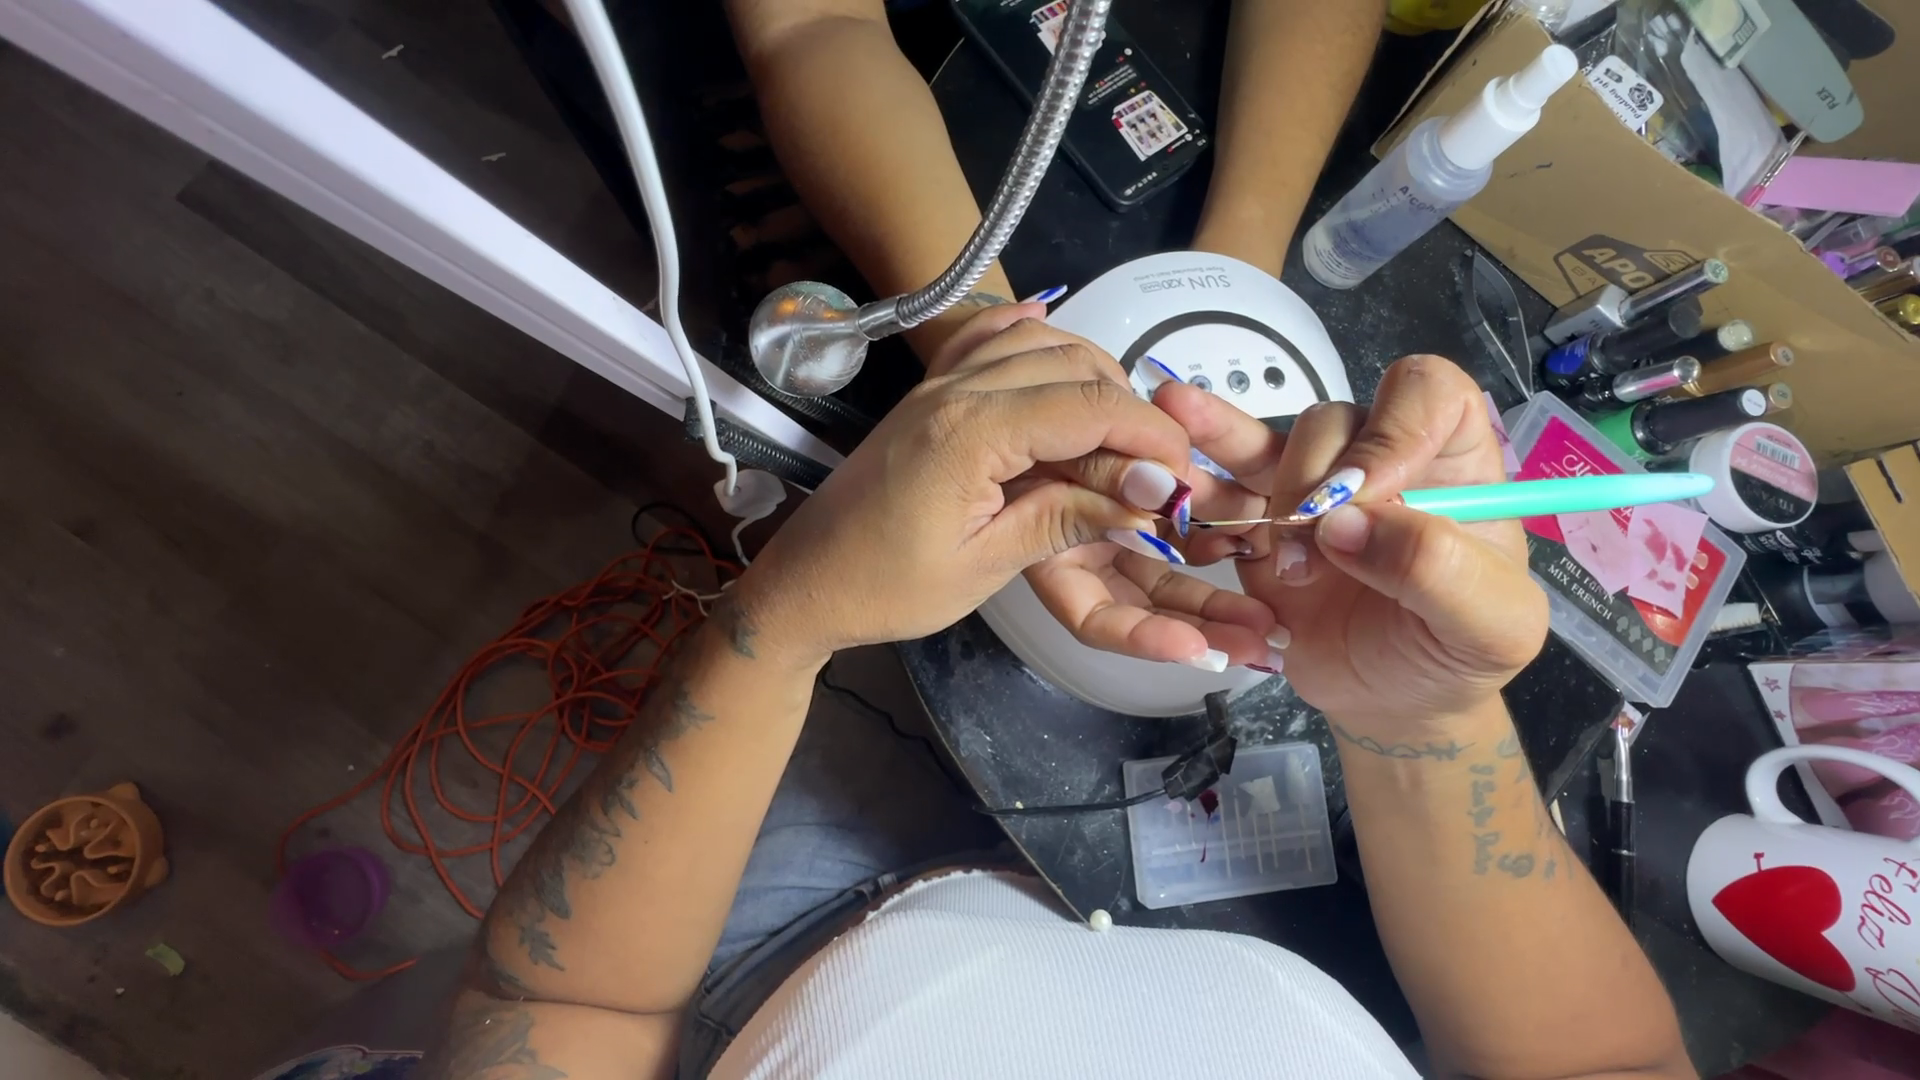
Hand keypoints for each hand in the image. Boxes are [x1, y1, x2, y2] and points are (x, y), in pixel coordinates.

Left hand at [735, 309, 1200, 663]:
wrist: (807, 581)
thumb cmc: (888, 587)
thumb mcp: (984, 565)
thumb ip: (1066, 518)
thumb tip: (1148, 498)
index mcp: (972, 433)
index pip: (1088, 407)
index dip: (1148, 435)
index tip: (1183, 474)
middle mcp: (957, 389)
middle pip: (1072, 366)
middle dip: (1129, 408)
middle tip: (1154, 463)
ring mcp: (938, 384)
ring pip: (1037, 344)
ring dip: (1090, 375)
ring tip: (1117, 430)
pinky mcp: (927, 393)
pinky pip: (985, 340)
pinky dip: (1029, 337)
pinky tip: (1053, 343)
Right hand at [1155, 355, 1548, 730]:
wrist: (1385, 699)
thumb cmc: (1449, 657)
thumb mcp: (1487, 627)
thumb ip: (1436, 567)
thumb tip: (1346, 523)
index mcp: (1450, 469)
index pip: (1427, 397)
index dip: (1394, 427)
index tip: (1368, 494)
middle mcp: (1377, 465)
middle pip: (1331, 422)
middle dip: (1306, 480)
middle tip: (1303, 556)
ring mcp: (1310, 494)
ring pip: (1266, 442)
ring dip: (1224, 443)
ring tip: (1179, 447)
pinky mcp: (1259, 527)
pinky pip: (1220, 492)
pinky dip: (1197, 493)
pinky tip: (1175, 499)